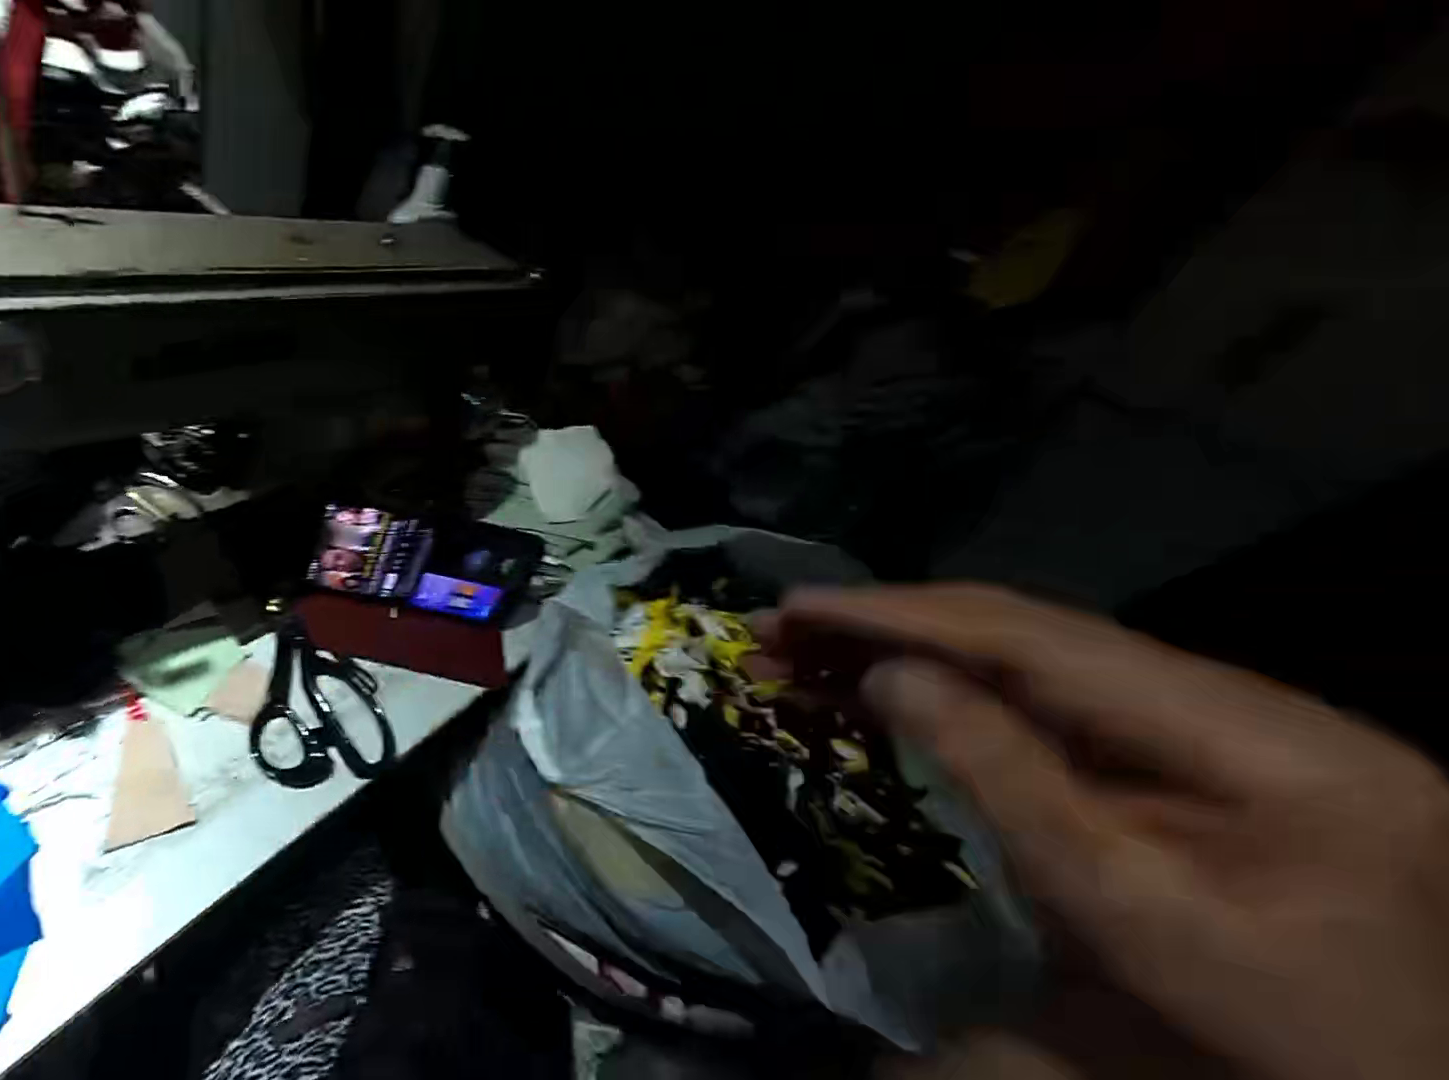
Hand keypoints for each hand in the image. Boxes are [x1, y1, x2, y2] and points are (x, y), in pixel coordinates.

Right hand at [758, 584, 1448, 1079]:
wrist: (1415, 1076)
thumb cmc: (1287, 1021)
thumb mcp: (1133, 913)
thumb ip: (1004, 777)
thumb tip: (886, 676)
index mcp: (1242, 729)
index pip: (1027, 635)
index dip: (900, 613)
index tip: (800, 607)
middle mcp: (1214, 690)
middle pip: (1011, 627)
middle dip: (881, 621)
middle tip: (777, 628)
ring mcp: (1186, 708)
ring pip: (1009, 650)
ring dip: (897, 646)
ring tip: (799, 653)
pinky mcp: (1154, 737)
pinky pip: (1024, 690)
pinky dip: (935, 681)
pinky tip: (868, 685)